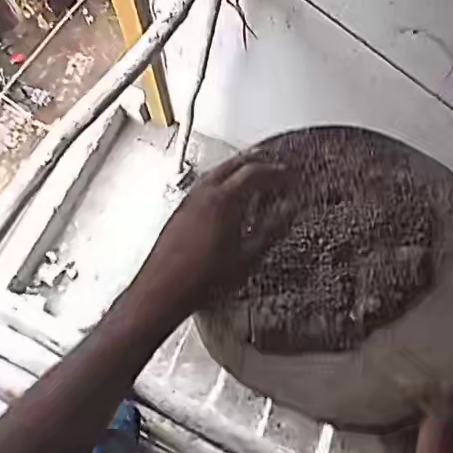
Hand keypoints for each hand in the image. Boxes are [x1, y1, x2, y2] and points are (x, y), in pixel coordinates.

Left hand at [126, 153, 287, 322]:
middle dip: (255, 162)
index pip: (254, 171)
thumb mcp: (249, 256)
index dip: (274, 171)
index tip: (286, 174)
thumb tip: (288, 210)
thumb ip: (272, 228)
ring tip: (251, 178)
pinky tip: (225, 199)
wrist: (164, 290)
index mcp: (224, 199)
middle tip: (271, 167)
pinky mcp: (180, 211)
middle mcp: (204, 194)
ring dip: (236, 170)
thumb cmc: (201, 279)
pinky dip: (220, 183)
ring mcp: (189, 201)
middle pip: (232, 164)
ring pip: (215, 173)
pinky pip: (203, 186)